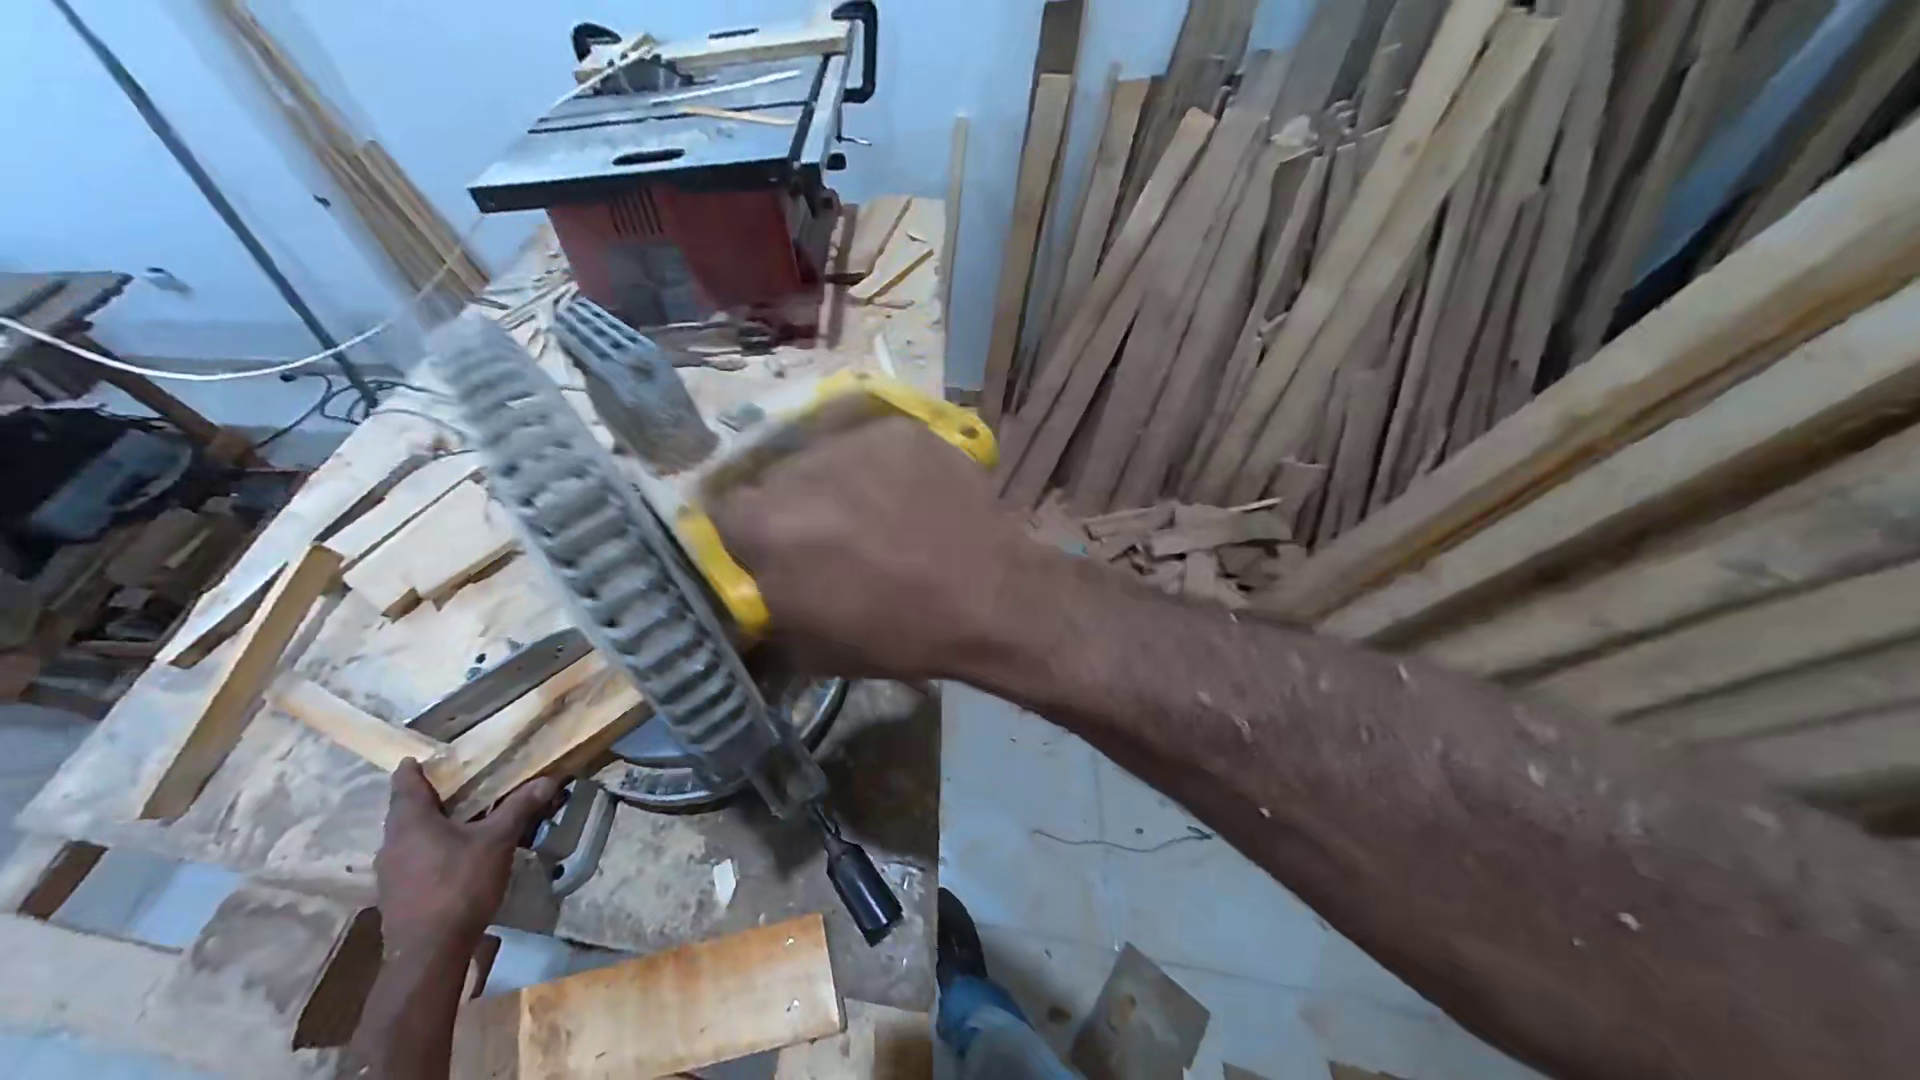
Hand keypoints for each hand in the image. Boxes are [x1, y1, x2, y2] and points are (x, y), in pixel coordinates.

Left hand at [374, 758, 560, 951]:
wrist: (429, 952)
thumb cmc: (459, 884)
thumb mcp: (498, 840)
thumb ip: (519, 807)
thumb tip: (547, 779)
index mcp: (410, 822)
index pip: (405, 784)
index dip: (415, 768)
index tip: (428, 756)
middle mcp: (392, 843)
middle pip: (406, 810)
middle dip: (431, 796)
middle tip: (462, 783)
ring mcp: (390, 871)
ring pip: (410, 835)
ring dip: (433, 823)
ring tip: (465, 816)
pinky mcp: (397, 893)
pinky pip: (413, 857)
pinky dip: (432, 846)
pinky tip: (457, 852)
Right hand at [712, 417, 1056, 678]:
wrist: (988, 599)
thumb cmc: (896, 634)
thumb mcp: (808, 645)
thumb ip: (761, 605)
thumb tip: (742, 584)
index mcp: (764, 528)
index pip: (717, 512)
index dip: (740, 532)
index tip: (762, 546)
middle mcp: (795, 471)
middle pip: (766, 477)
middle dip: (785, 504)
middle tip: (821, 529)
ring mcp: (850, 441)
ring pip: (815, 454)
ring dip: (827, 480)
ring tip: (866, 509)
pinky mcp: (895, 427)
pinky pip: (864, 441)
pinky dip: (873, 464)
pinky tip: (900, 492)